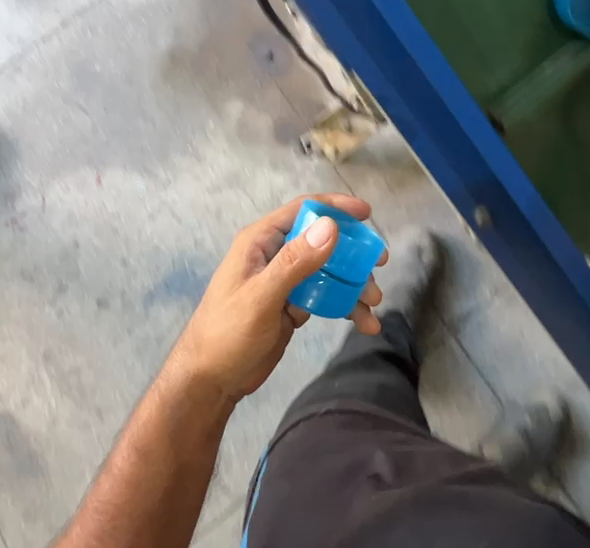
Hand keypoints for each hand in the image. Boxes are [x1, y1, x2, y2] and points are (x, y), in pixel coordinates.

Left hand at [166, 194, 385, 401]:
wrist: (210, 382)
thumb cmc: (227, 333)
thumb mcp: (261, 297)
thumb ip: (294, 262)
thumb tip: (330, 226)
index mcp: (261, 241)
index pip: (303, 210)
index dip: (335, 208)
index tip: (367, 215)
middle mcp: (275, 255)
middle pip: (322, 241)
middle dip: (353, 253)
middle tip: (379, 264)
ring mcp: (285, 281)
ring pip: (329, 271)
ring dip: (353, 284)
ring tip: (374, 303)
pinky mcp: (292, 305)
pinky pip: (326, 297)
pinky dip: (346, 306)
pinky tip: (365, 324)